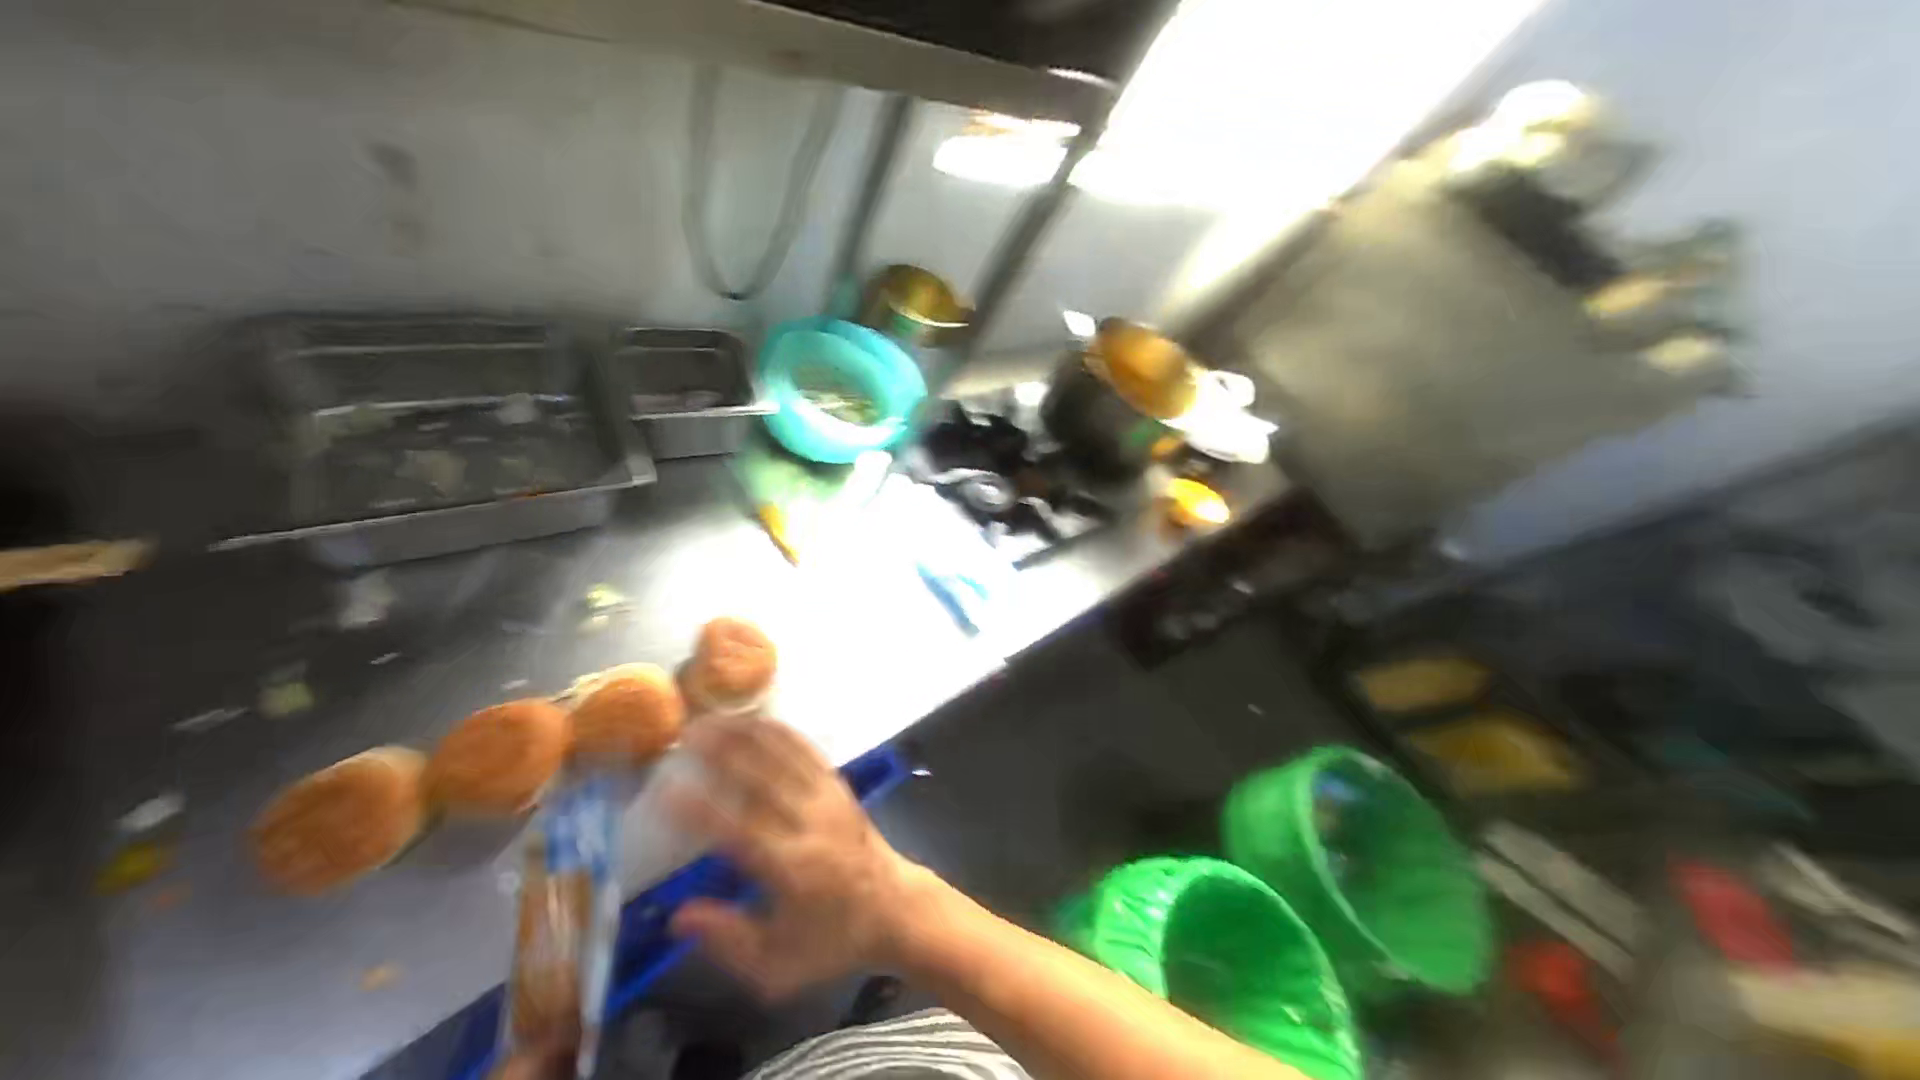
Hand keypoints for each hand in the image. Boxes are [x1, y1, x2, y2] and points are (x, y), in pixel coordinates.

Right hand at [665, 714, 926, 998]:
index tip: (667, 788)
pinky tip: (758, 719)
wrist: (893, 908)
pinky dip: (782, 732)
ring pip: (785, 756)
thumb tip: (679, 915)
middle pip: (764, 779)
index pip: (741, 831)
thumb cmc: (830, 939)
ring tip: (712, 717)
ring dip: (749, 733)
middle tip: (685, 733)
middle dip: (723, 752)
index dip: (702, 809)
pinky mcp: (839, 787)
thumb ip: (729, 940)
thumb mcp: (778, 965)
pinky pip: (809, 752)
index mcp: (794, 868)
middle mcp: (812, 824)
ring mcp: (829, 799)